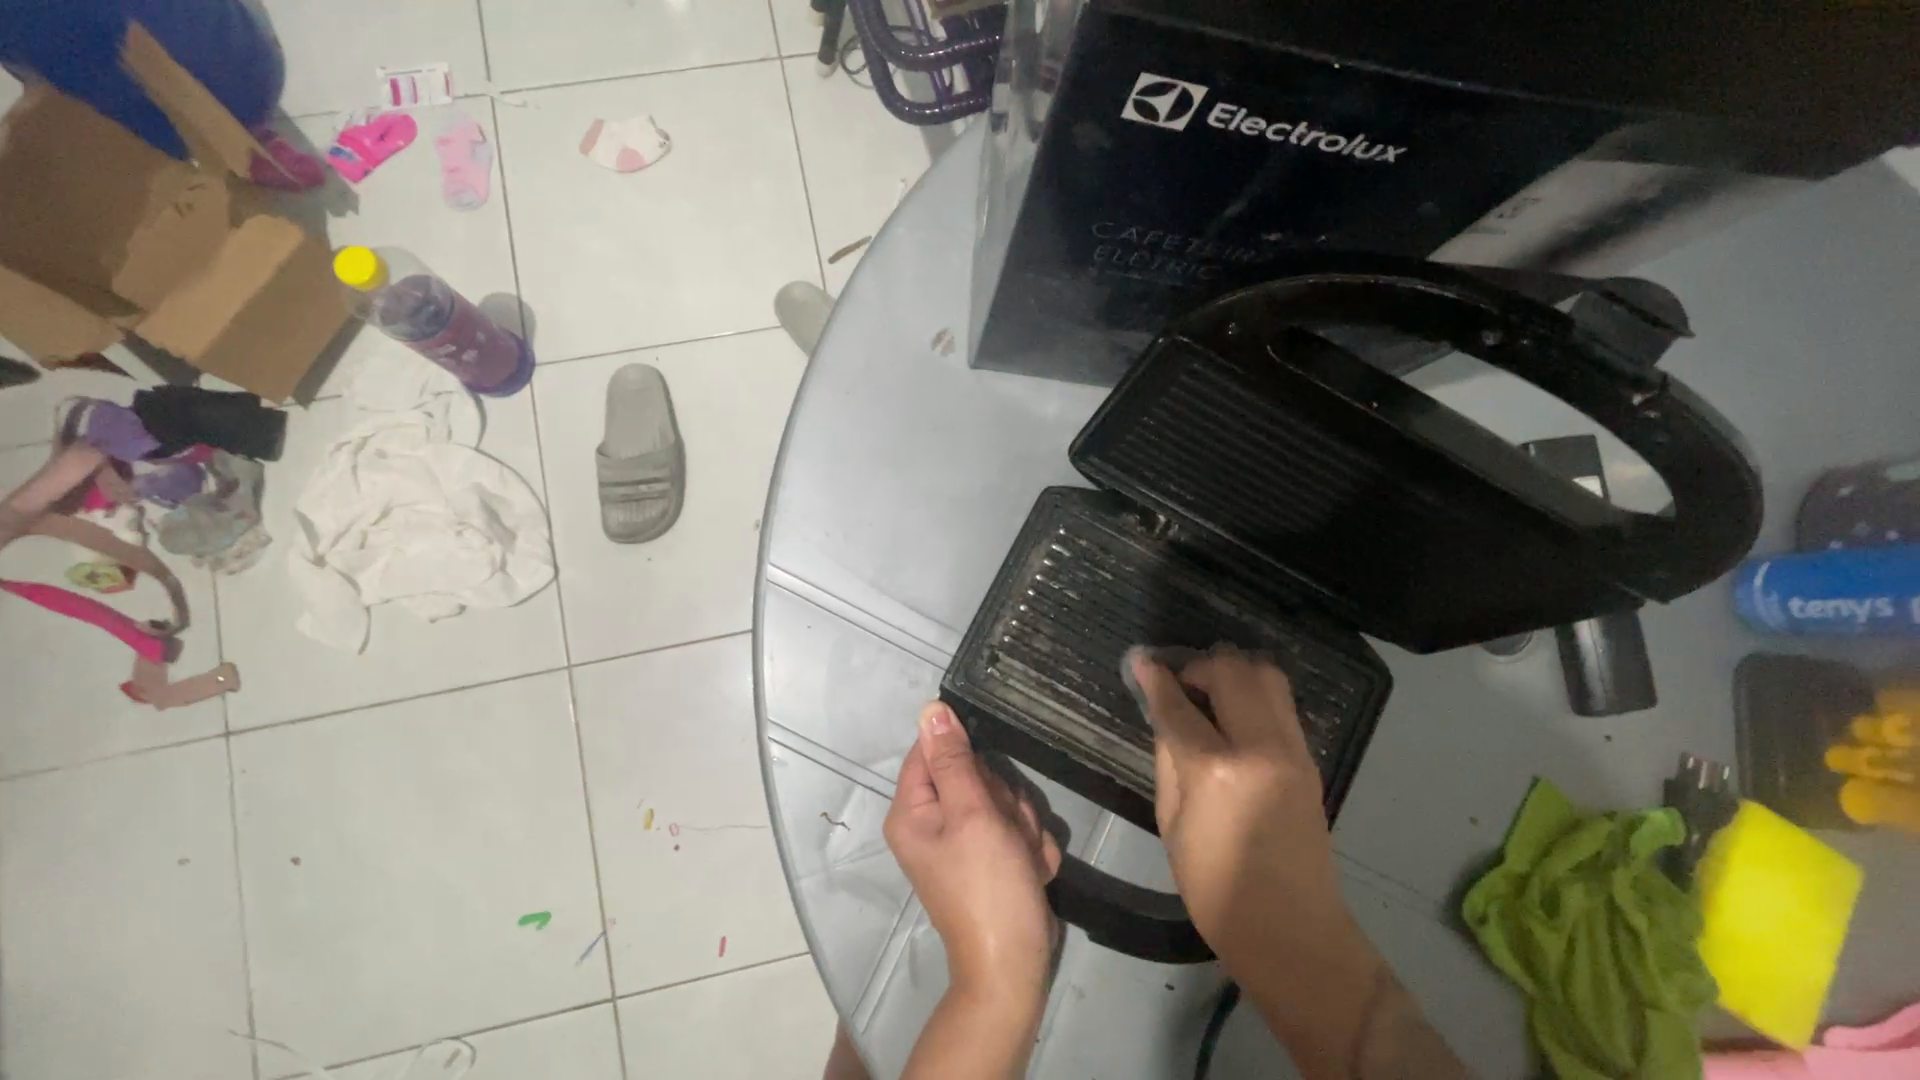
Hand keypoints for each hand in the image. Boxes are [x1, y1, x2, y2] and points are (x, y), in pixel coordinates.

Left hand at [885, 702, 1062, 1000]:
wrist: (1016, 964)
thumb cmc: (987, 886)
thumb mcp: (972, 814)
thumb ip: (954, 759)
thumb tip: (930, 708)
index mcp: (913, 809)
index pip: (936, 750)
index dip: (970, 759)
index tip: (988, 785)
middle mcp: (933, 821)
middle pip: (977, 775)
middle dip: (1005, 801)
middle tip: (1007, 833)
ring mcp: (965, 841)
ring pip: (1006, 802)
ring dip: (1023, 827)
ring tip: (1019, 859)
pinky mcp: (993, 858)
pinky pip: (1018, 831)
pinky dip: (1030, 849)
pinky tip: (1029, 872)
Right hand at [1126, 646, 1357, 965]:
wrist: (1290, 928)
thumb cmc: (1213, 886)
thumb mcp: (1171, 821)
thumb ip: (1168, 757)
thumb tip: (1163, 713)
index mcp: (1216, 771)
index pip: (1178, 705)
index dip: (1154, 677)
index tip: (1139, 659)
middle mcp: (1260, 747)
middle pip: (1231, 671)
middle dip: (1198, 664)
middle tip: (1176, 680)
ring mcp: (1292, 750)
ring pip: (1266, 674)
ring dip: (1231, 670)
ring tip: (1207, 689)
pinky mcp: (1309, 757)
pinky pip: (1280, 701)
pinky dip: (1253, 691)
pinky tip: (1232, 711)